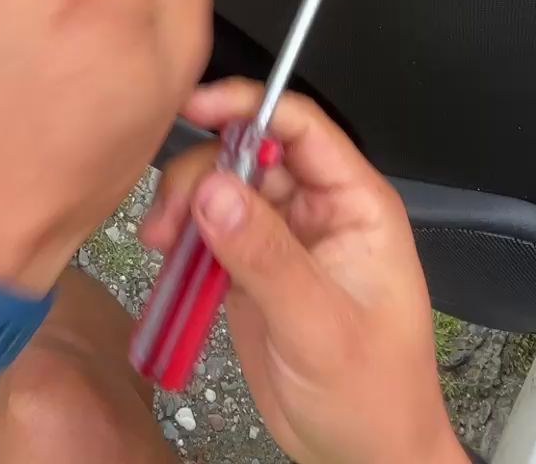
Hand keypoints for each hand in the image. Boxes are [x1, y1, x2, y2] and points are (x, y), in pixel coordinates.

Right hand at [139, 79, 470, 463]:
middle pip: (246, 152)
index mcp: (352, 202)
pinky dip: (181, 236)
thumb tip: (214, 191)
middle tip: (172, 216)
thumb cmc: (372, 396)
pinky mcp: (248, 260)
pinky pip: (206, 226)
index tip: (196, 108)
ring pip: (220, 185)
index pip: (300, 127)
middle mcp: (314, 206)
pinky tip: (169, 258)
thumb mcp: (321, 325)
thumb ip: (266, 256)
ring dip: (184, 204)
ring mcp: (278, 232)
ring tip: (163, 242)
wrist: (360, 458)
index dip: (249, 107)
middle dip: (203, 172)